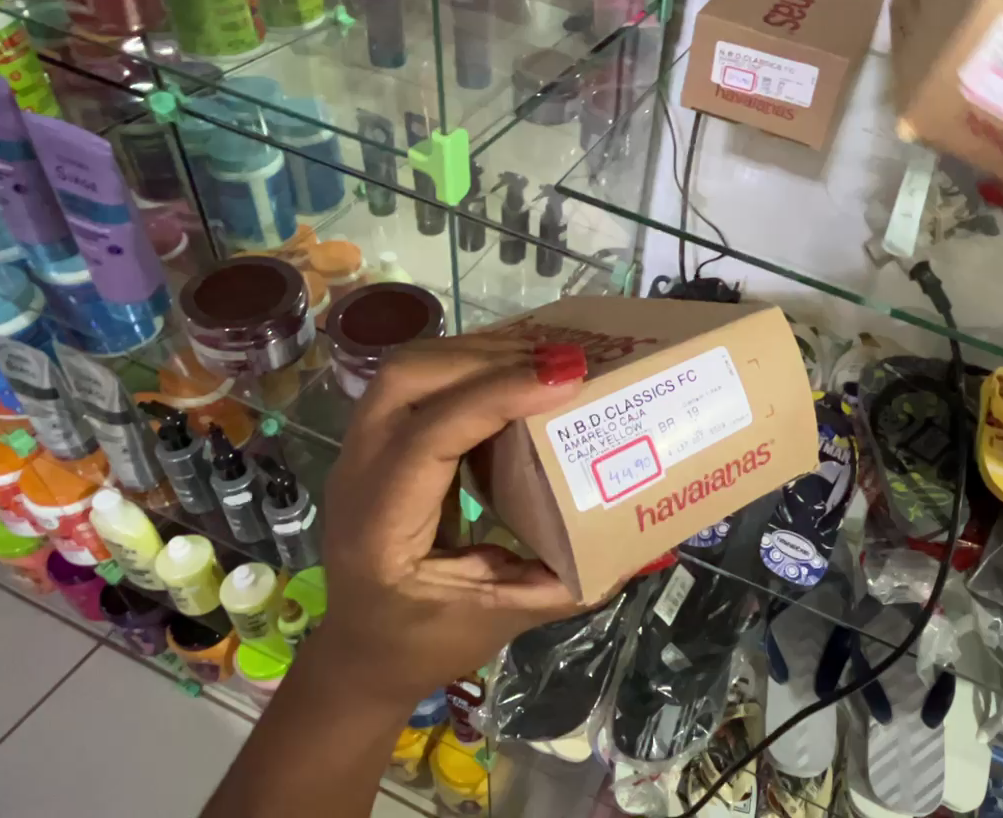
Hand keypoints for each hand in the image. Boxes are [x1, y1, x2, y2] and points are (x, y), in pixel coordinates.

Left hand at [311, 335, 592, 700]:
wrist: (359, 651)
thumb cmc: (422, 642)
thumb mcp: (501, 619)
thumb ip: (568, 581)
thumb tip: (644, 544)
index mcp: (382, 528)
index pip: (431, 437)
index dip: (497, 397)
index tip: (568, 379)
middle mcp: (358, 474)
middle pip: (407, 378)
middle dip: (488, 356)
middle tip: (564, 362)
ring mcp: (360, 449)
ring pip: (409, 367)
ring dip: (480, 351)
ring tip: (547, 357)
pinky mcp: (378, 437)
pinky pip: (418, 378)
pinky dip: (469, 361)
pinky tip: (516, 368)